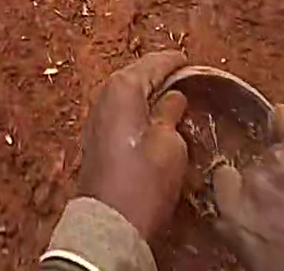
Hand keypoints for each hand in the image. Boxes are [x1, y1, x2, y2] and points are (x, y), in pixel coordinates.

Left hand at [76, 51, 190, 240]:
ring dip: (148, 92)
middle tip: (183, 76)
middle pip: (138, 74)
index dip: (173, 62)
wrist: (109, 223)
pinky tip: (152, 116)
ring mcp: (97, 112)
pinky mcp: (95, 133)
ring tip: (172, 95)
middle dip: (160, 74)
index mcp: (124, 86)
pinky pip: (121, 108)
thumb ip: (172, 112)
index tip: (188, 60)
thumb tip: (174, 97)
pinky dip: (137, 106)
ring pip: (128, 92)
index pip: (153, 63)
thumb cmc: (144, 180)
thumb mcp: (170, 144)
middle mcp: (106, 92)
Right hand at [212, 105, 283, 270]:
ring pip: (273, 154)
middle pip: (250, 173)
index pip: (223, 189)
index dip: (239, 199)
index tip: (256, 211)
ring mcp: (280, 157)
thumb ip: (253, 243)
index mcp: (238, 219)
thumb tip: (252, 233)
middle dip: (269, 190)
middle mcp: (252, 182)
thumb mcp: (274, 270)